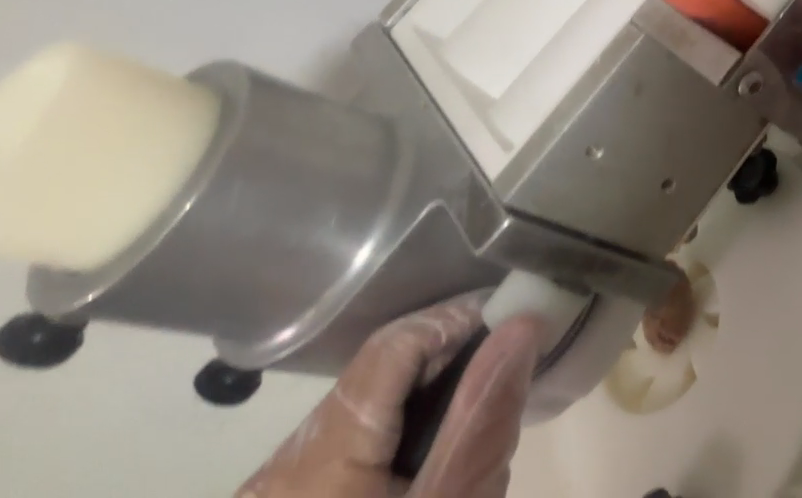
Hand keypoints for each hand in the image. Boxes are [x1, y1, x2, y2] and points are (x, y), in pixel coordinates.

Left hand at [238, 296, 545, 497]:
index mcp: (323, 460)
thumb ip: (485, 416)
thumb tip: (523, 325)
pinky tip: (435, 456)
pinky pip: (351, 439)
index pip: (392, 347)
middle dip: (450, 357)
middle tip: (511, 369)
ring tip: (482, 411)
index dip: (455, 319)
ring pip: (366, 404)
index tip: (517, 322)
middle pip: (376, 374)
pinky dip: (403, 428)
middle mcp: (285, 463)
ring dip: (429, 391)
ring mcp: (278, 486)